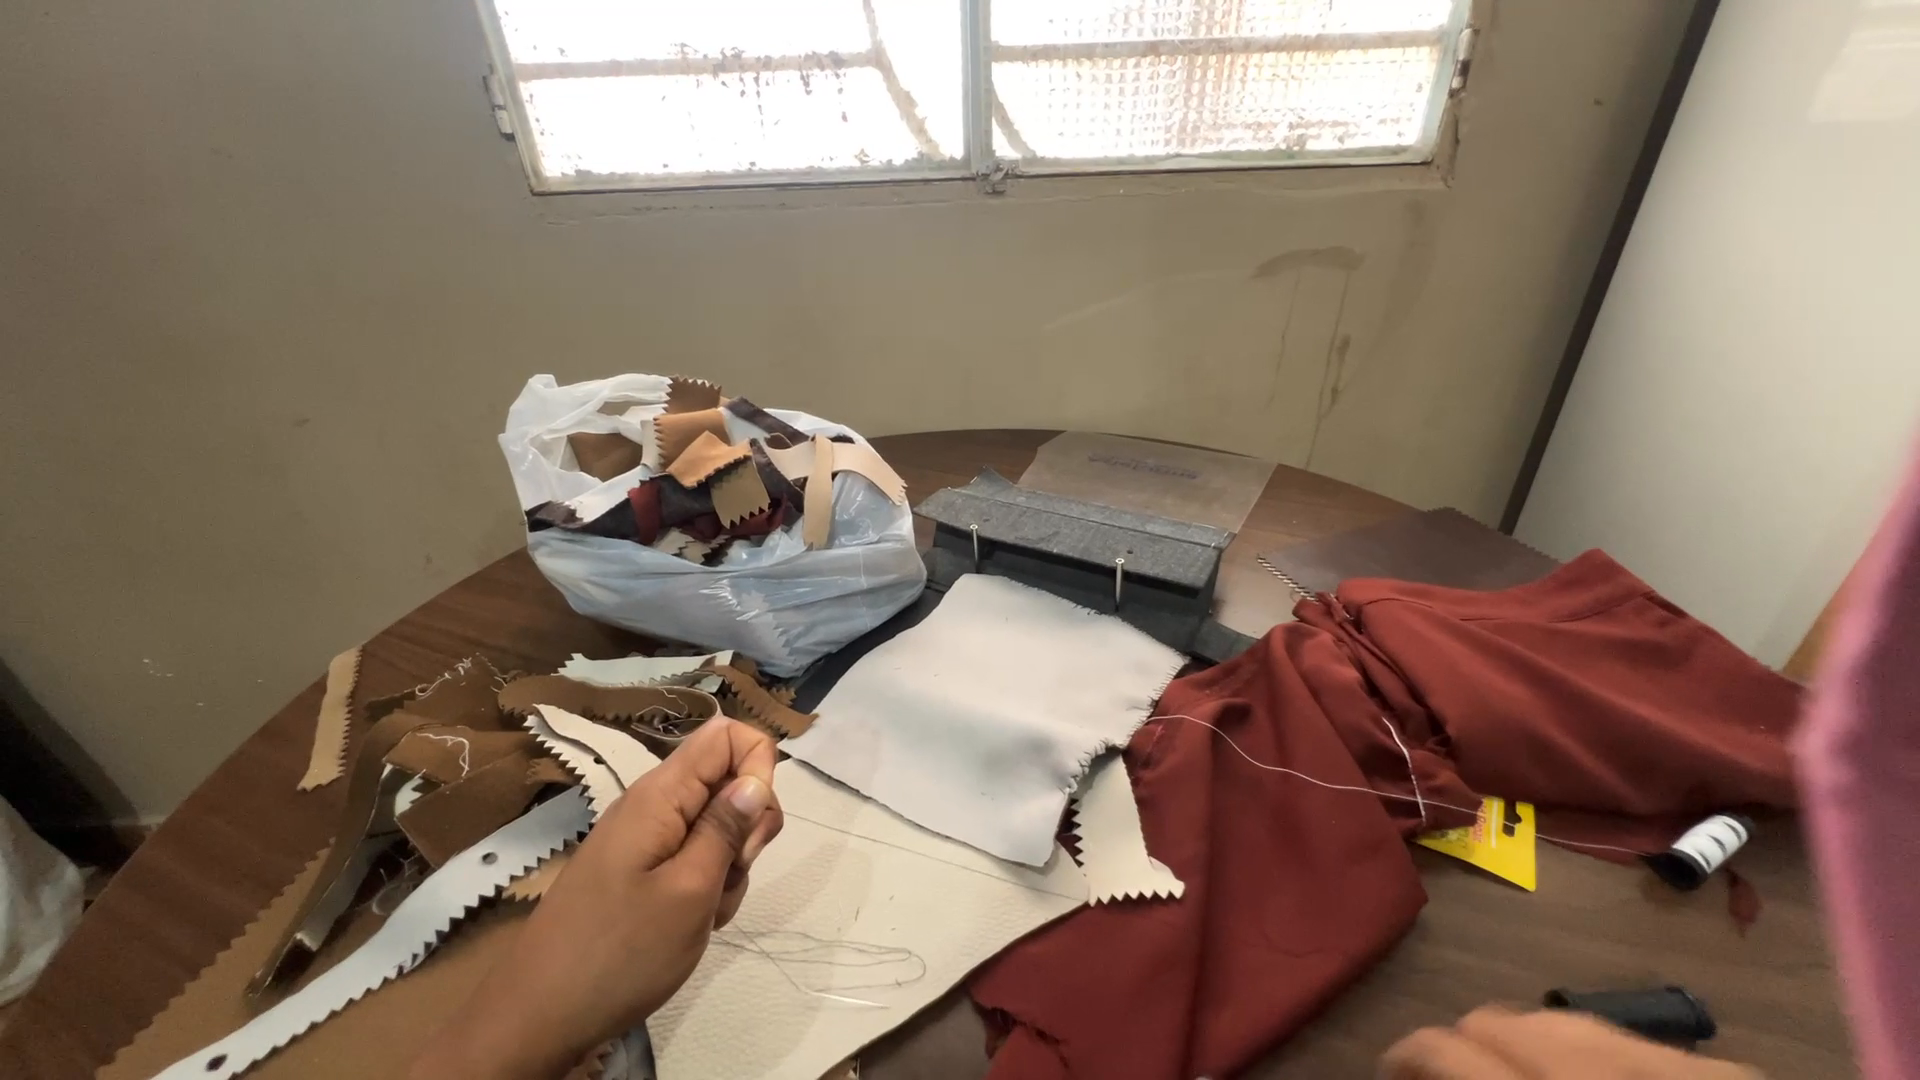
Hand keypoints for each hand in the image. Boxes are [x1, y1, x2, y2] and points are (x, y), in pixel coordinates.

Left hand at [412, 717, 783, 1079]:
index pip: (728, 734)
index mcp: (662, 794)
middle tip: (730, 873)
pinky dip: (707, 886)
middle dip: (748, 826)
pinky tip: (691, 922)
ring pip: (718, 825)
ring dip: (730, 865)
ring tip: (704, 910)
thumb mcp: (690, 891)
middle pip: (729, 780)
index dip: (757, 766)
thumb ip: (727, 827)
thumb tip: (757, 776)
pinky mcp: (643, 869)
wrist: (536, 1020)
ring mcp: (648, 838)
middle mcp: (655, 804)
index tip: (753, 824)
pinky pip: (695, 858)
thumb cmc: (619, 953)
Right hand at [1380, 1006, 1759, 1079]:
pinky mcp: (1723, 1073)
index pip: (1448, 1050)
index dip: (1405, 1056)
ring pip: (1551, 1018)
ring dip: (1514, 1045)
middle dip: (1456, 1046)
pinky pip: (1618, 1036)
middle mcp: (1603, 1073)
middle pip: (1492, 1022)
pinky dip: (1582, 1053)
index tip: (1389, 1073)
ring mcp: (1670, 1066)